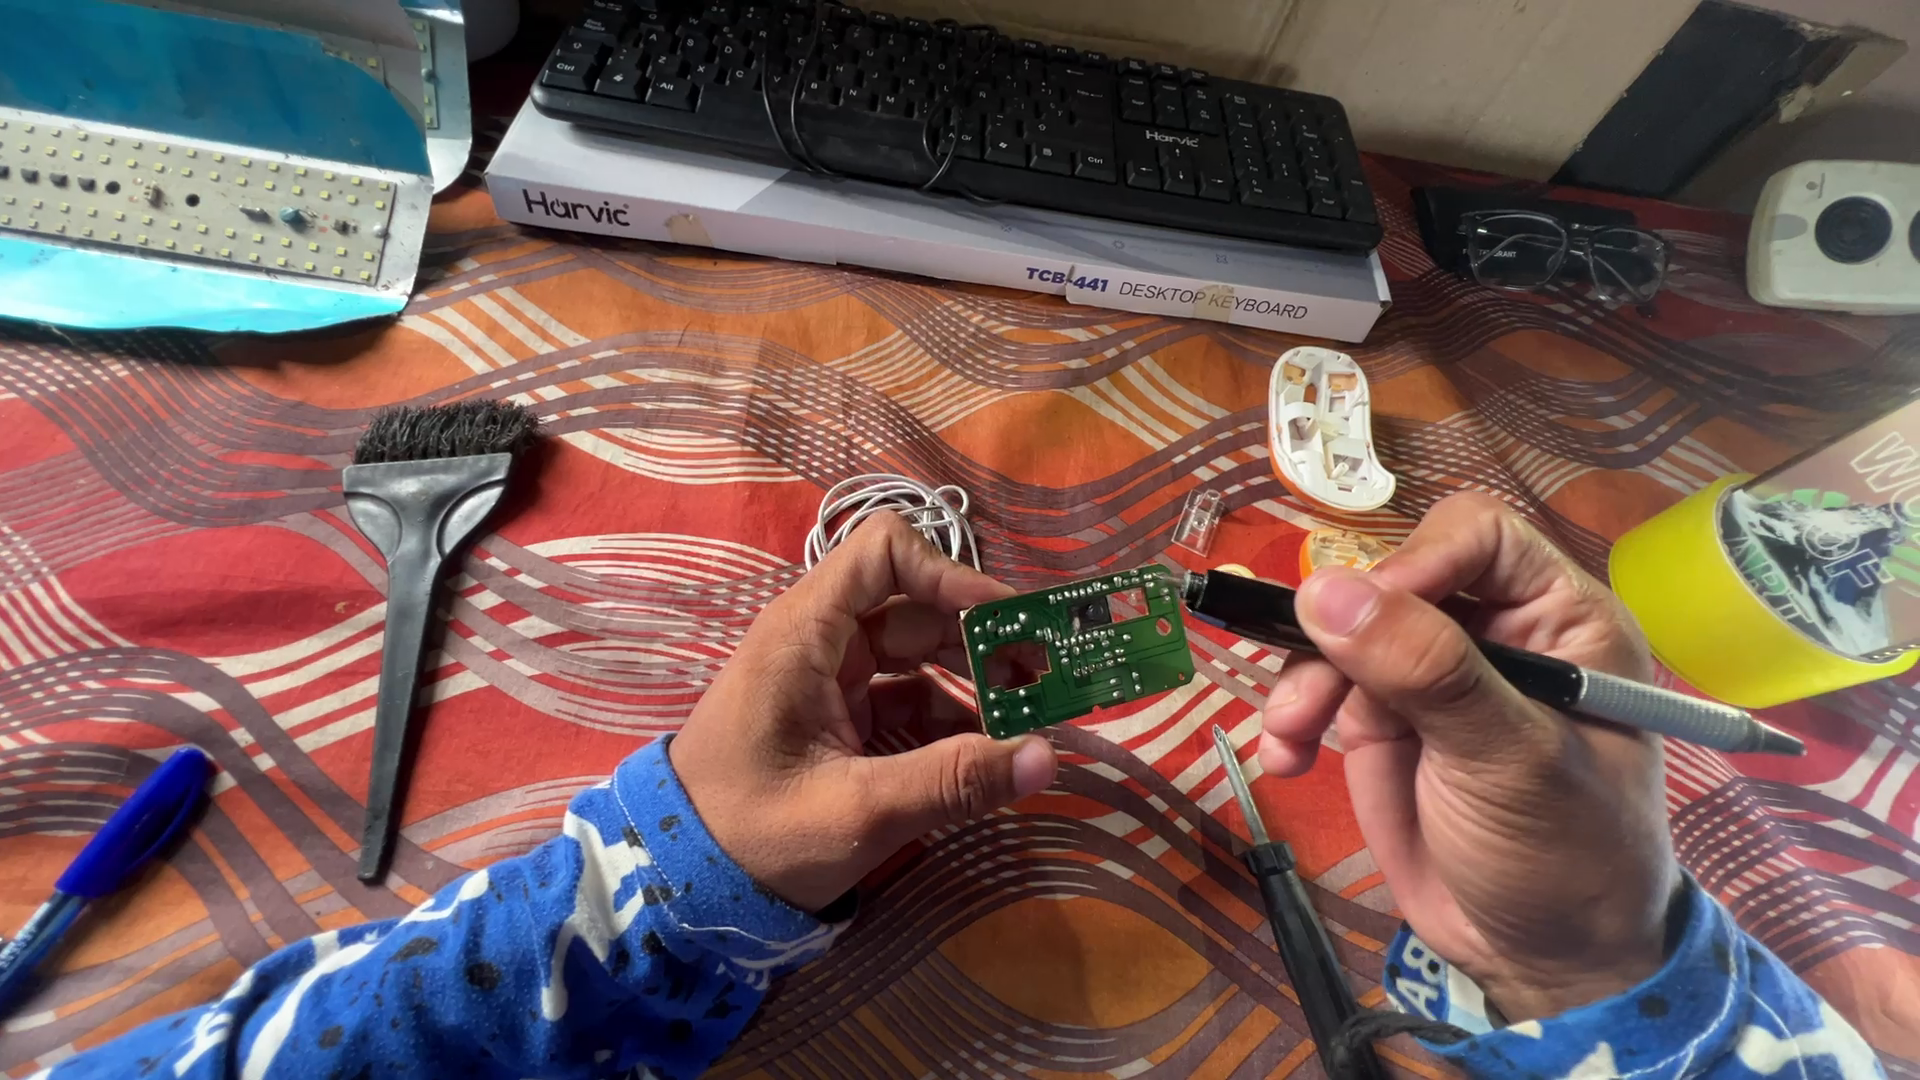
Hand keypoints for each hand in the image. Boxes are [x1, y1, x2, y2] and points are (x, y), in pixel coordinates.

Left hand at [669, 512, 1057, 912]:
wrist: (676, 887)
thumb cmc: (750, 835)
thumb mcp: (855, 811)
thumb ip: (951, 782)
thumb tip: (1047, 757)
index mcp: (808, 631)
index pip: (884, 552)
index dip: (949, 572)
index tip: (1004, 619)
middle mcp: (822, 639)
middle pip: (916, 606)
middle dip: (982, 636)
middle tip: (1045, 675)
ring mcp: (833, 678)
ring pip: (919, 653)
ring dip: (974, 678)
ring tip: (1031, 715)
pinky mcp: (841, 715)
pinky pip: (909, 697)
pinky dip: (951, 716)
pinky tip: (989, 749)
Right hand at [1260, 493, 1678, 1021]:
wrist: (1530, 957)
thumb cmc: (1561, 856)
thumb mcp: (1508, 761)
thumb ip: (1426, 670)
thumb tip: (1320, 589)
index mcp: (1552, 620)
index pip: (1474, 538)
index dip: (1415, 561)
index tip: (1363, 619)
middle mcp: (1483, 631)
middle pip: (1384, 581)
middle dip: (1337, 636)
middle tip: (1313, 695)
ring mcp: (1421, 671)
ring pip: (1333, 632)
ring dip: (1299, 681)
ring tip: (1290, 736)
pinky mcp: (1374, 712)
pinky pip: (1311, 683)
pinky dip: (1287, 716)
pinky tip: (1285, 758)